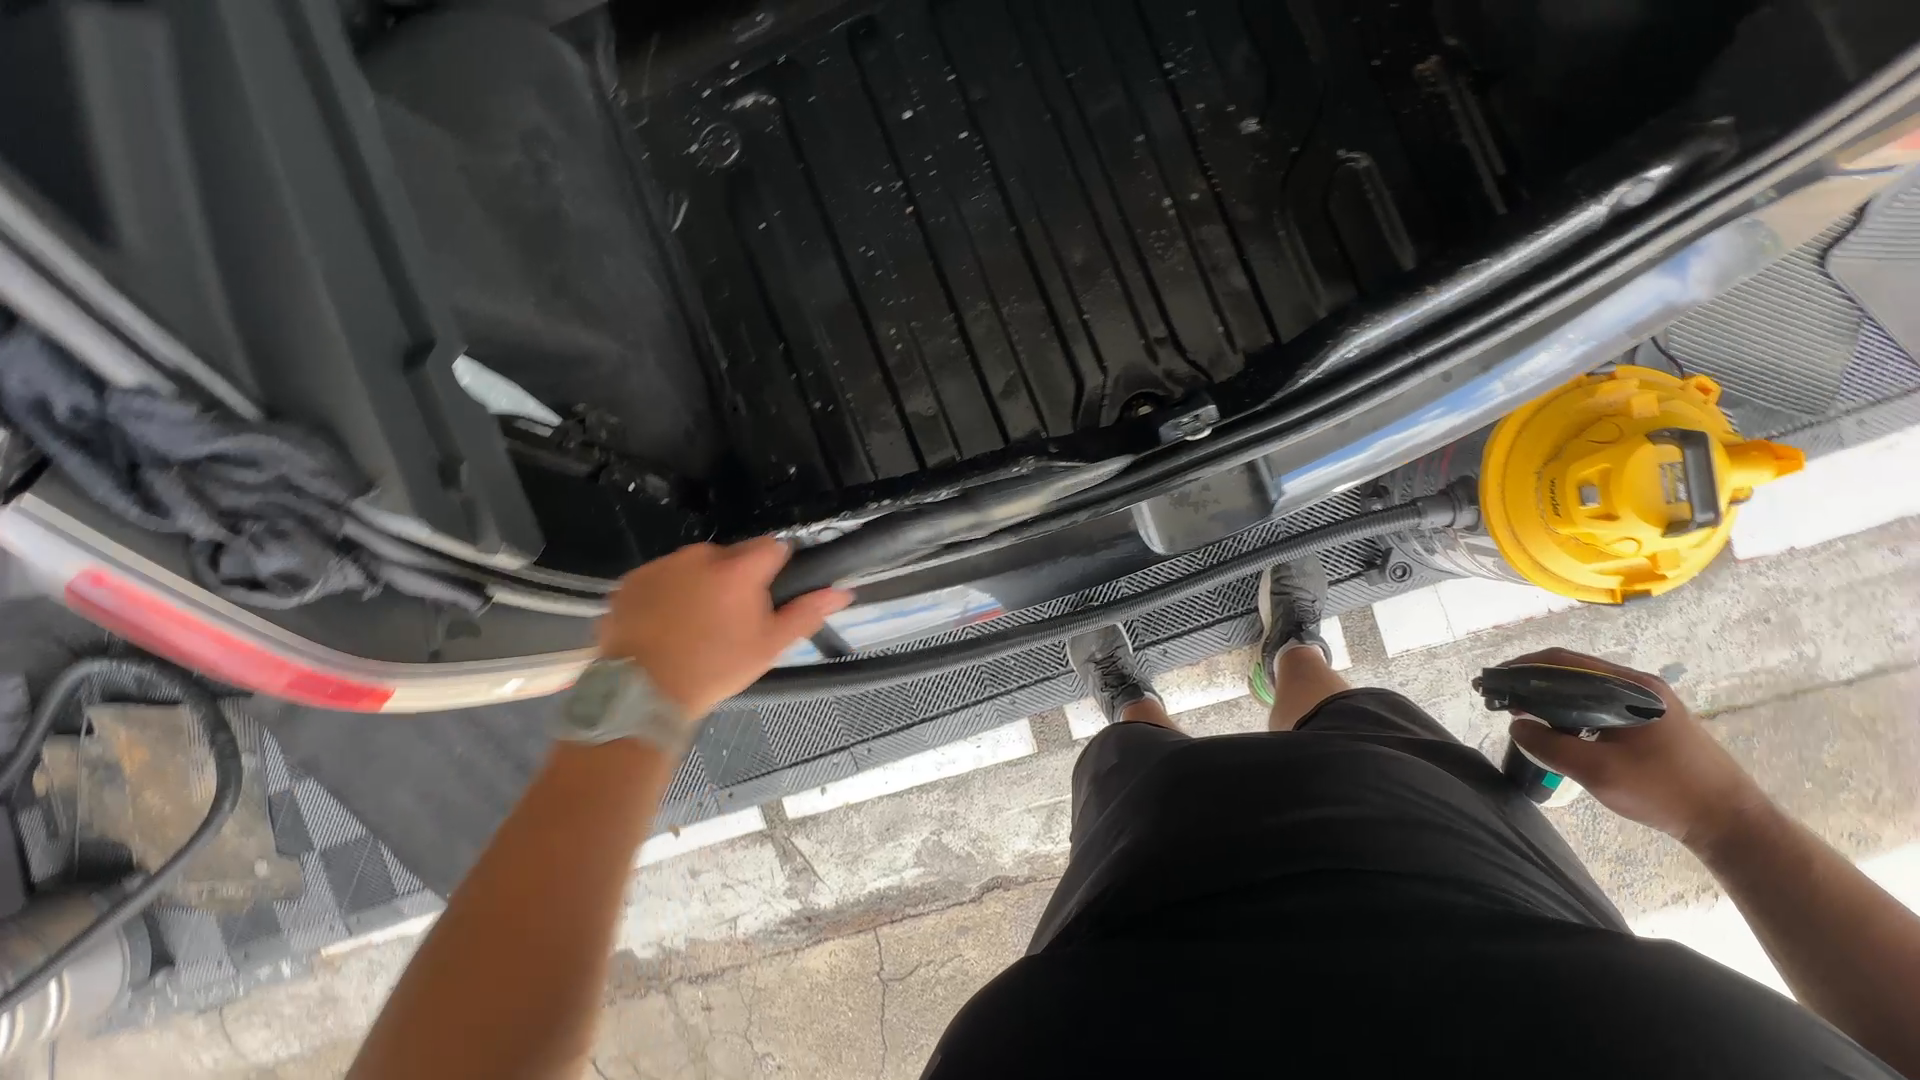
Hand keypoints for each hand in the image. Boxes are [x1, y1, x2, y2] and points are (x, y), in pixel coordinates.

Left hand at [596, 538, 852, 716]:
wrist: (642, 692)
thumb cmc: (714, 669)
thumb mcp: (769, 647)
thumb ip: (806, 613)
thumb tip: (842, 592)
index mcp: (738, 570)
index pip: (773, 547)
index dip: (776, 568)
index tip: (768, 594)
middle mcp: (699, 557)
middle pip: (731, 556)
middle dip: (735, 579)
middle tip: (732, 619)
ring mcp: (661, 566)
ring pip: (694, 566)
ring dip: (700, 584)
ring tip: (695, 625)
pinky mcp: (631, 580)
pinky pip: (660, 578)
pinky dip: (666, 594)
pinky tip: (666, 625)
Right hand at [1502, 648, 1767, 848]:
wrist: (1731, 823)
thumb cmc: (1665, 792)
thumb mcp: (1597, 770)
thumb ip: (1548, 744)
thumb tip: (1517, 724)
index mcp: (1630, 687)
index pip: (1561, 662)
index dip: (1520, 668)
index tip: (1491, 683)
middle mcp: (1638, 687)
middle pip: (1571, 672)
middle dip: (1530, 682)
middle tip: (1499, 700)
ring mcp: (1646, 704)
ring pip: (1584, 689)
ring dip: (1548, 697)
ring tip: (1519, 713)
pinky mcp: (1649, 722)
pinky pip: (1598, 705)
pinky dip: (1568, 710)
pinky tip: (1554, 727)